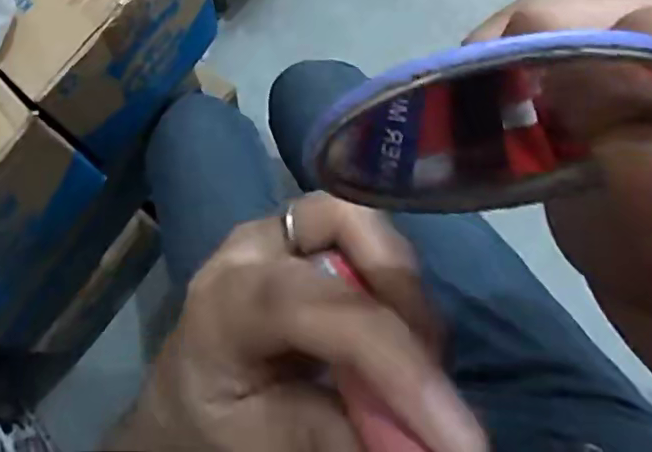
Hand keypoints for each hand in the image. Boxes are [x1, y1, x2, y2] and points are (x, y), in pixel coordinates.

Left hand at [116, 195, 484, 451]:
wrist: (188, 395)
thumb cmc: (215, 422)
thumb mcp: (261, 444)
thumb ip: (335, 438)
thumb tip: (427, 446)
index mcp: (222, 301)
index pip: (302, 300)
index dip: (390, 360)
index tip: (463, 441)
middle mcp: (250, 249)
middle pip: (338, 221)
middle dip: (405, 297)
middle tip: (432, 384)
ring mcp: (277, 236)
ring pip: (364, 228)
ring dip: (410, 300)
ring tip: (414, 377)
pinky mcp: (304, 243)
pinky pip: (369, 247)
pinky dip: (403, 298)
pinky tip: (400, 357)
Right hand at [469, 0, 651, 319]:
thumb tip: (634, 141)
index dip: (618, 79)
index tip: (581, 135)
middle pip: (624, 16)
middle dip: (568, 77)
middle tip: (566, 138)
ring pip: (567, 5)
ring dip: (537, 65)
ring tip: (555, 121)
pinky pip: (539, 5)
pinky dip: (515, 51)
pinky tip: (536, 94)